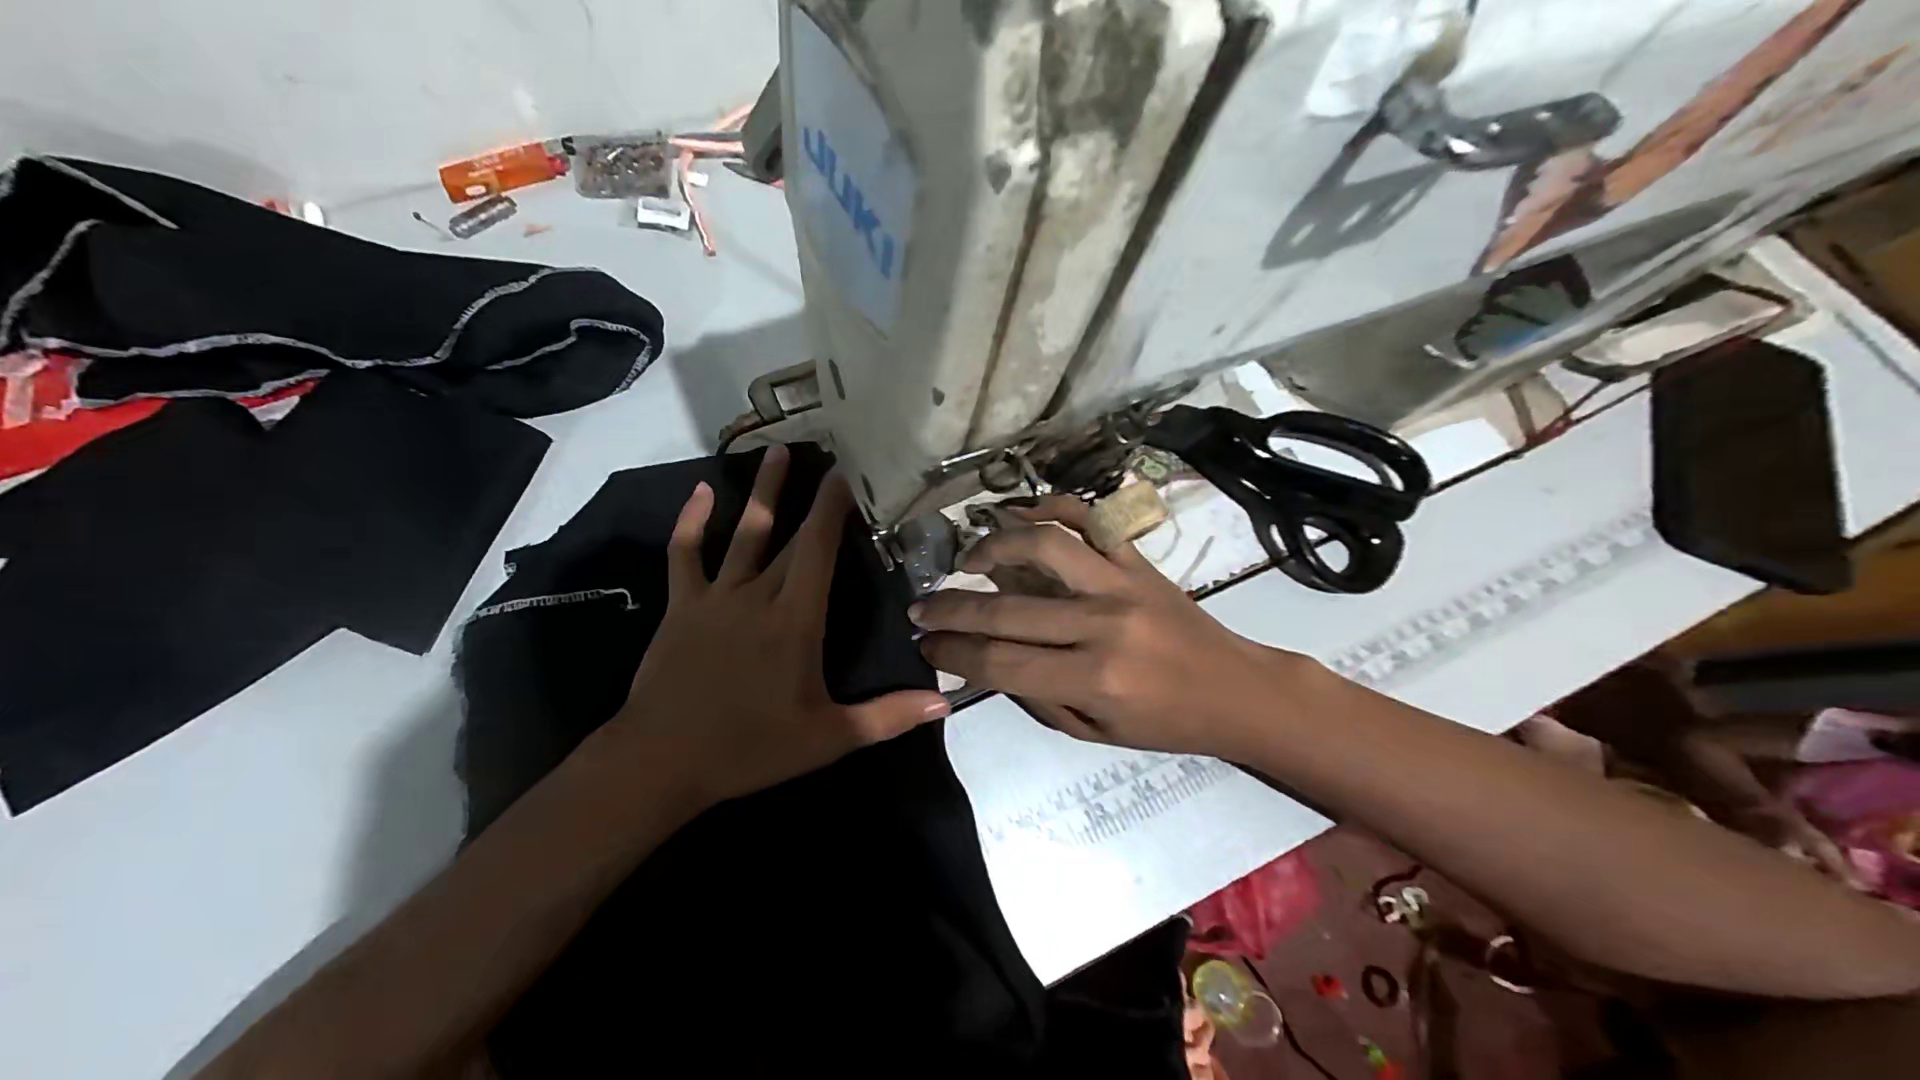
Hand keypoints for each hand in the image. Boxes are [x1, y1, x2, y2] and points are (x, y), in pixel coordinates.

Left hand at [616, 446, 949, 804]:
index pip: (819, 549)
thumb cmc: (750, 748)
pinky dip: (691, 521)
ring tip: (776, 451)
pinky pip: (685, 554)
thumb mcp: (828, 738)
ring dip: (761, 491)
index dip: (834, 508)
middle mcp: (758, 595)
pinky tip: (699, 492)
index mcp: (796, 620)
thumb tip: (945, 704)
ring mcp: (715, 597)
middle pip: (790, 536)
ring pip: (742, 532)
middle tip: (831, 456)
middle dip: (813, 494)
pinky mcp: (681, 606)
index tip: (850, 473)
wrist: (662, 760)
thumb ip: (888, 717)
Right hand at [913, 495, 1314, 760]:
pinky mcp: (1138, 560)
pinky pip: (1090, 519)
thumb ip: (1033, 695)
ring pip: (1044, 545)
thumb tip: (979, 662)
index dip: (950, 652)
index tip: (923, 644)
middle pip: (1006, 608)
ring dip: (994, 545)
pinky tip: (1021, 517)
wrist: (1236, 689)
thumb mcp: (1092, 731)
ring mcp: (1122, 583)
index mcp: (1092, 679)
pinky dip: (1050, 507)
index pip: (999, 662)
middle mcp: (1102, 625)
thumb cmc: (1163, 723)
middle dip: (949, 609)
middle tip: (920, 608)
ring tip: (969, 559)